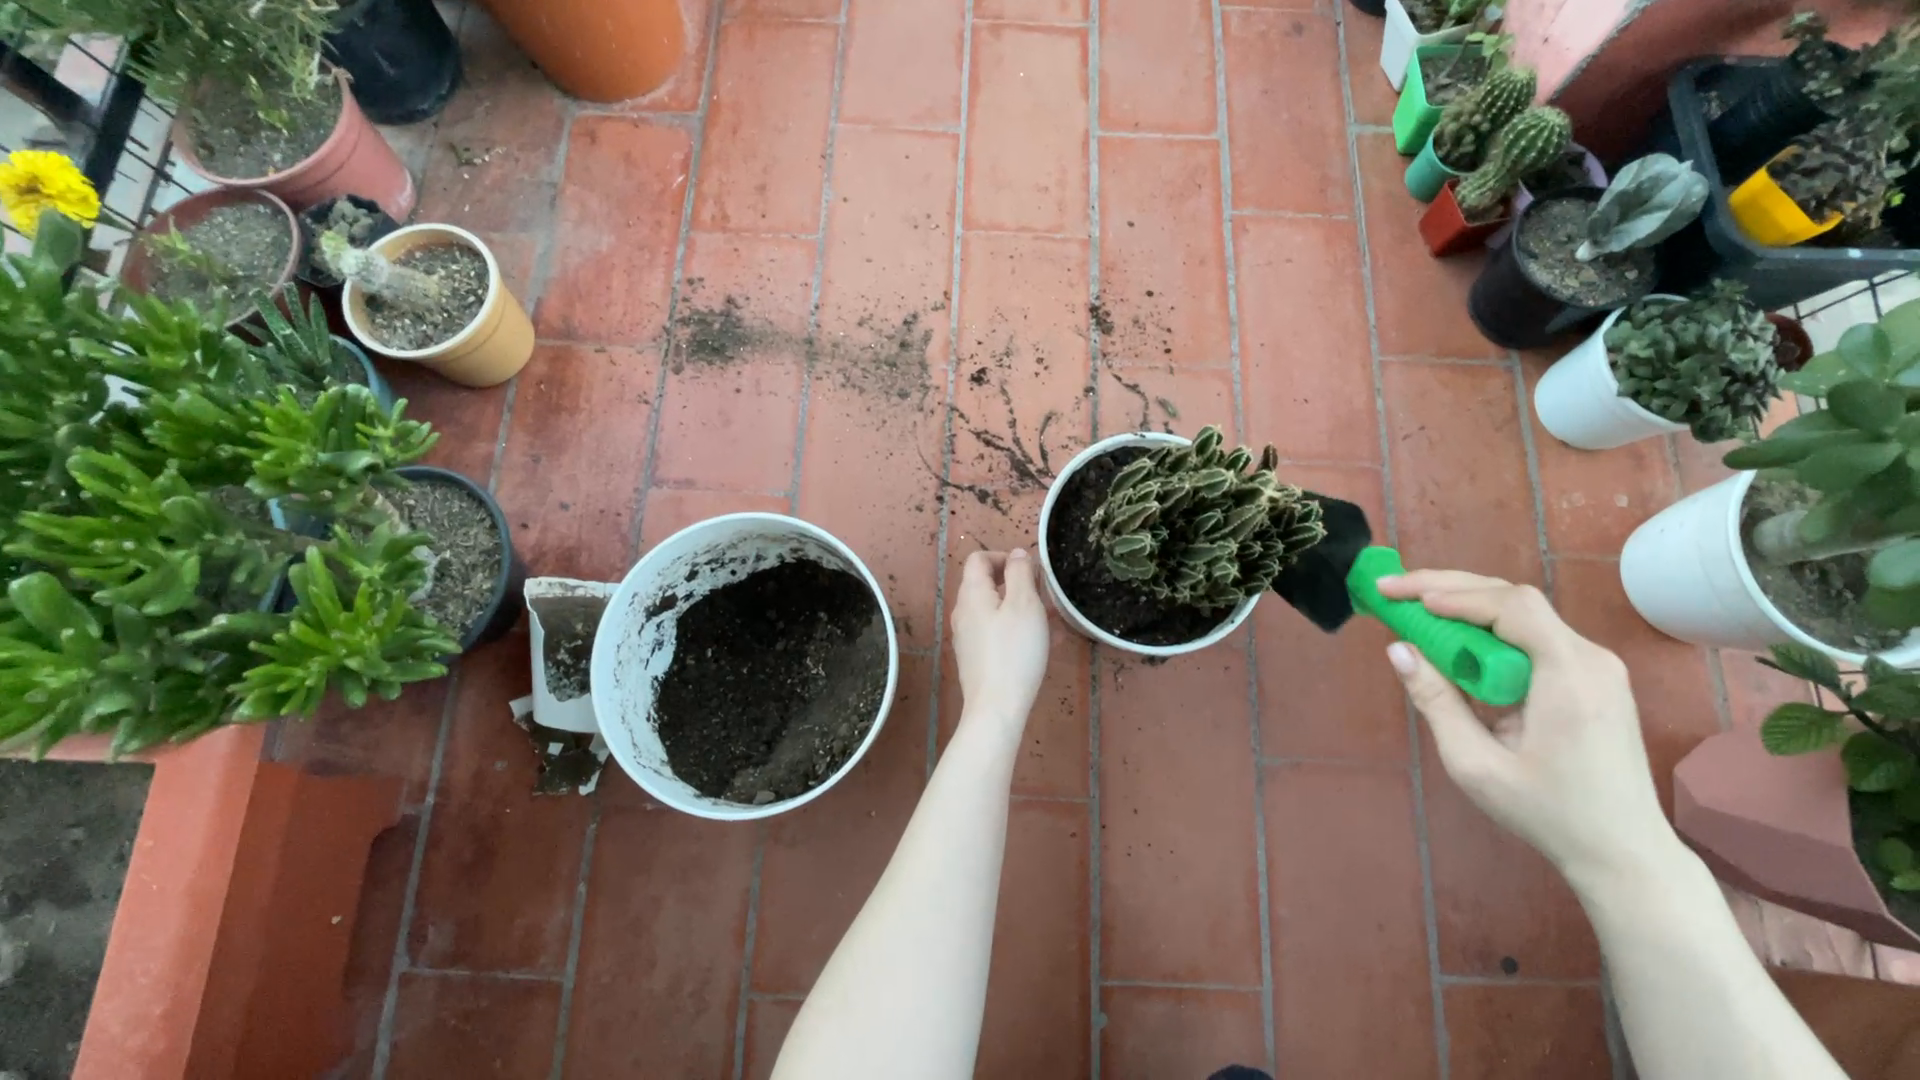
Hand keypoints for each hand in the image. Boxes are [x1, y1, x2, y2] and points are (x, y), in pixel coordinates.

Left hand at [949, 549, 1049, 737]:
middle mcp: (963, 612)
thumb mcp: (1025, 604)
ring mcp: (966, 637)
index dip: (1004, 557)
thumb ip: (1020, 573)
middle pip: (985, 584)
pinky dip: (1016, 629)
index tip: (1030, 570)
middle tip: (1044, 595)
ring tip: (1050, 621)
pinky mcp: (975, 658)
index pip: (978, 559)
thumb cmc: (1014, 651)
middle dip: (1016, 584)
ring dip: (1020, 608)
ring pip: (994, 610)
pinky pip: (995, 632)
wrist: (996, 707)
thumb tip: (1017, 554)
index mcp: (972, 594)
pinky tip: (1041, 645)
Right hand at [1378, 570, 1678, 891]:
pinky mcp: (1592, 679)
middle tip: (1394, 588)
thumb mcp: (1475, 763)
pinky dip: (1487, 628)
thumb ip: (1436, 701)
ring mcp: (1596, 667)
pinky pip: (1534, 636)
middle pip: (1515, 599)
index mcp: (1569, 676)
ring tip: (1414, 606)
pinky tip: (1455, 637)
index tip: (1404, 598)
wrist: (1623, 852)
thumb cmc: (1547, 812)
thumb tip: (1398, 650)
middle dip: (1449, 587)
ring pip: (1524, 614)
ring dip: (1467, 604)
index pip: (1511, 607)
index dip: (1454, 594)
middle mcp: (1590, 658)